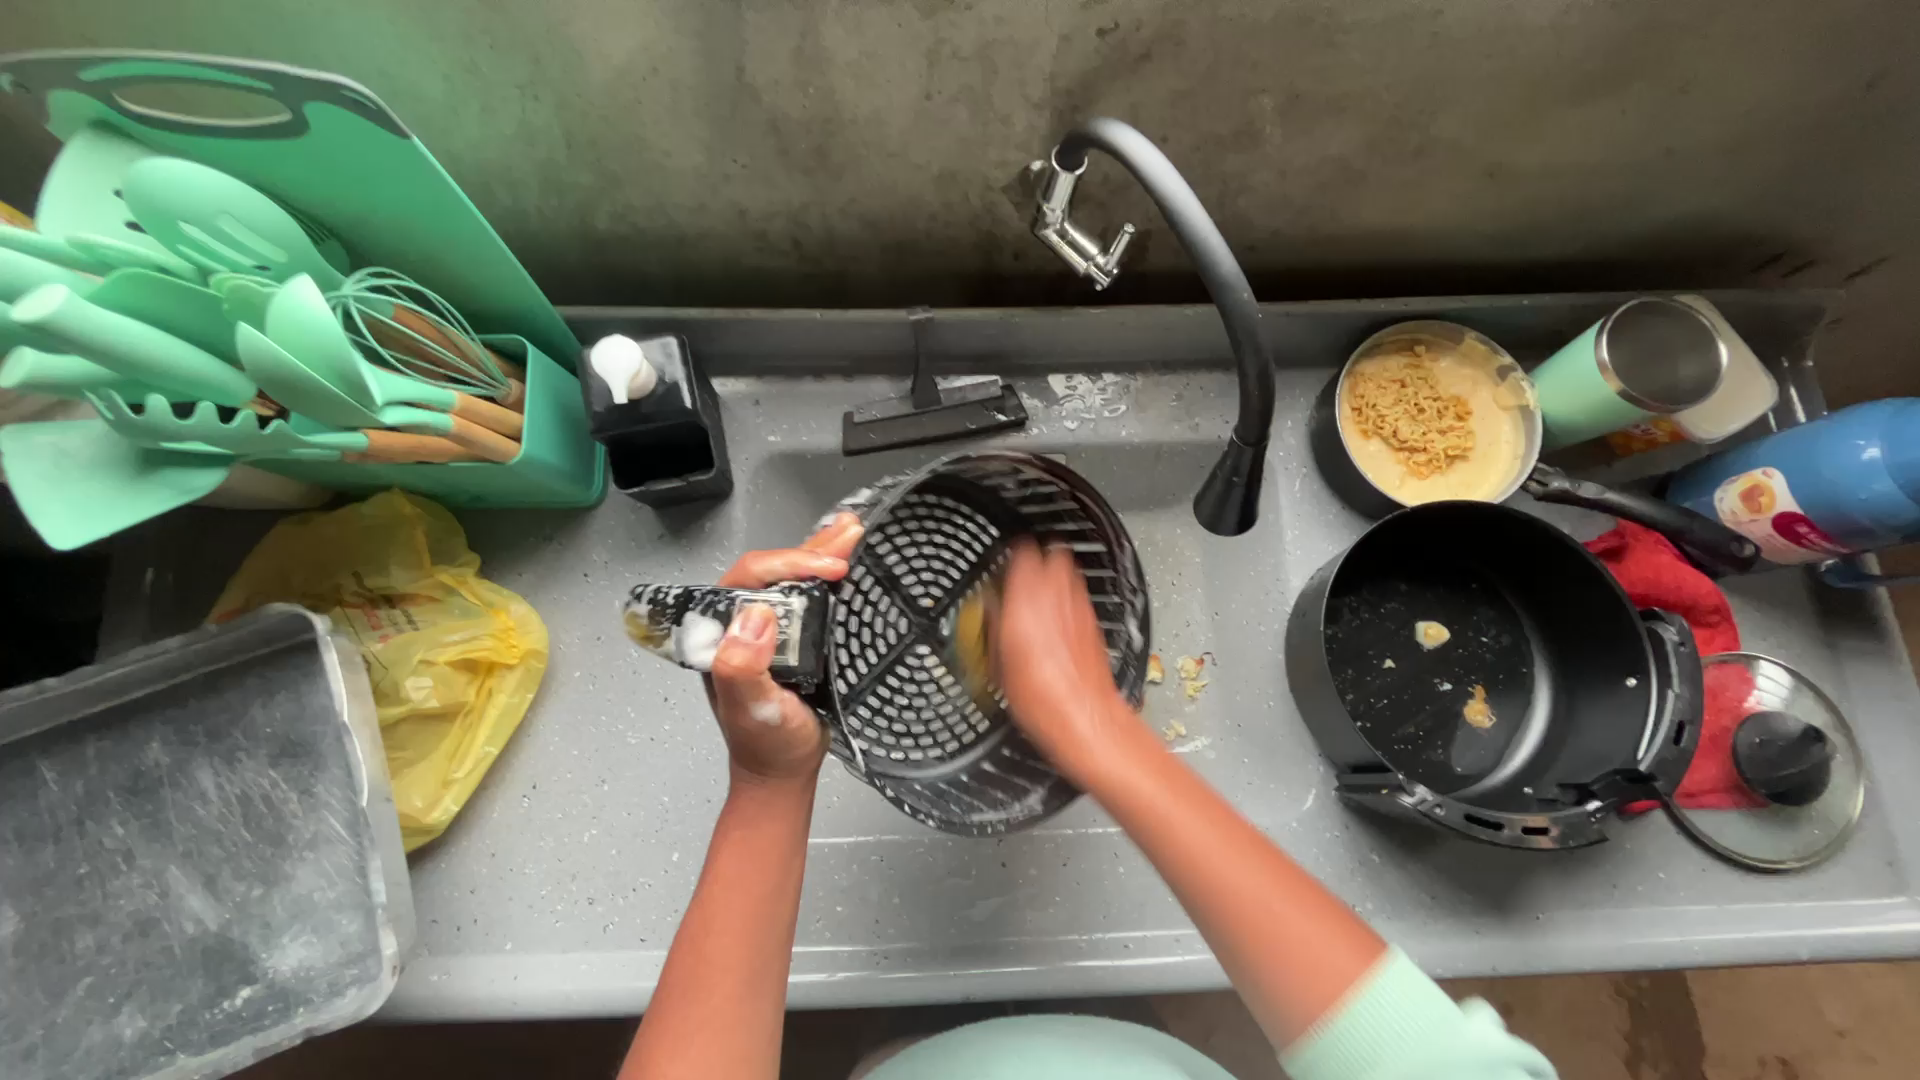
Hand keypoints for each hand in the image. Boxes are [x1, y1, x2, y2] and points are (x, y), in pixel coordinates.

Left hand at [708, 513, 863, 783]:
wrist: (786, 770)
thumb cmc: (766, 744)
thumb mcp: (751, 710)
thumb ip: (741, 669)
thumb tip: (755, 616)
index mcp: (723, 632)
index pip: (751, 579)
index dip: (790, 566)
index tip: (831, 571)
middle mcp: (744, 623)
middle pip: (773, 570)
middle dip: (811, 548)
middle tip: (849, 532)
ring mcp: (772, 627)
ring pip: (793, 577)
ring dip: (822, 550)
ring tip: (851, 529)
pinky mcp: (797, 634)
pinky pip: (810, 594)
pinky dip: (830, 572)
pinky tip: (847, 556)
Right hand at [991, 538, 1145, 785]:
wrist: (1086, 721)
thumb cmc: (1041, 701)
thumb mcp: (999, 665)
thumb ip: (994, 625)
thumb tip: (992, 610)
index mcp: (1026, 602)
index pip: (1022, 553)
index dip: (1012, 553)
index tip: (1003, 560)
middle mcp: (1057, 597)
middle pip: (1053, 553)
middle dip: (1039, 558)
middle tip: (1023, 571)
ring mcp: (1080, 608)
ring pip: (1070, 571)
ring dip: (1055, 575)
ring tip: (1041, 591)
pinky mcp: (1094, 623)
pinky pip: (1080, 596)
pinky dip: (1068, 597)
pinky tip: (1059, 618)